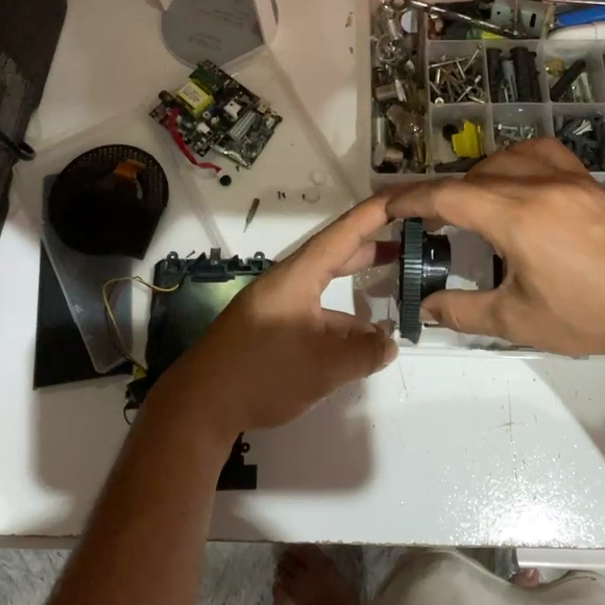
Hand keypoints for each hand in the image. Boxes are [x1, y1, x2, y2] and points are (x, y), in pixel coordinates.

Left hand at [146, 195, 398, 441]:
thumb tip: (389, 344)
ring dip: (354, 292)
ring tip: (389, 301)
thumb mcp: (324, 367)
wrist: (199, 406)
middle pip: (333, 256)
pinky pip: (312, 314)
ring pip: (323, 290)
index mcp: (298, 276)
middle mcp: (286, 284)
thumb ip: (364, 353)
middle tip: (405, 244)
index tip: (401, 198)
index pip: (342, 234)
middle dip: (369, 248)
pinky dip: (338, 322)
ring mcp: (274, 307)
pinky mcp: (267, 331)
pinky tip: (356, 343)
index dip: (373, 214)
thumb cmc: (262, 374)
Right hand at [385, 138, 604, 360]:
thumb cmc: (585, 316)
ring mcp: (565, 178)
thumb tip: (426, 305)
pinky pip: (542, 152)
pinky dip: (517, 160)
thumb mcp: (516, 321)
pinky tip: (516, 181)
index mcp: (515, 218)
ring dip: (478, 176)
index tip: (387, 206)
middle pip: (472, 174)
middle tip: (427, 222)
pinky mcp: (586, 181)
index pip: (447, 196)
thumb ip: (462, 310)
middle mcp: (537, 185)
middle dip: (442, 194)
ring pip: (504, 158)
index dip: (410, 199)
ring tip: (472, 207)